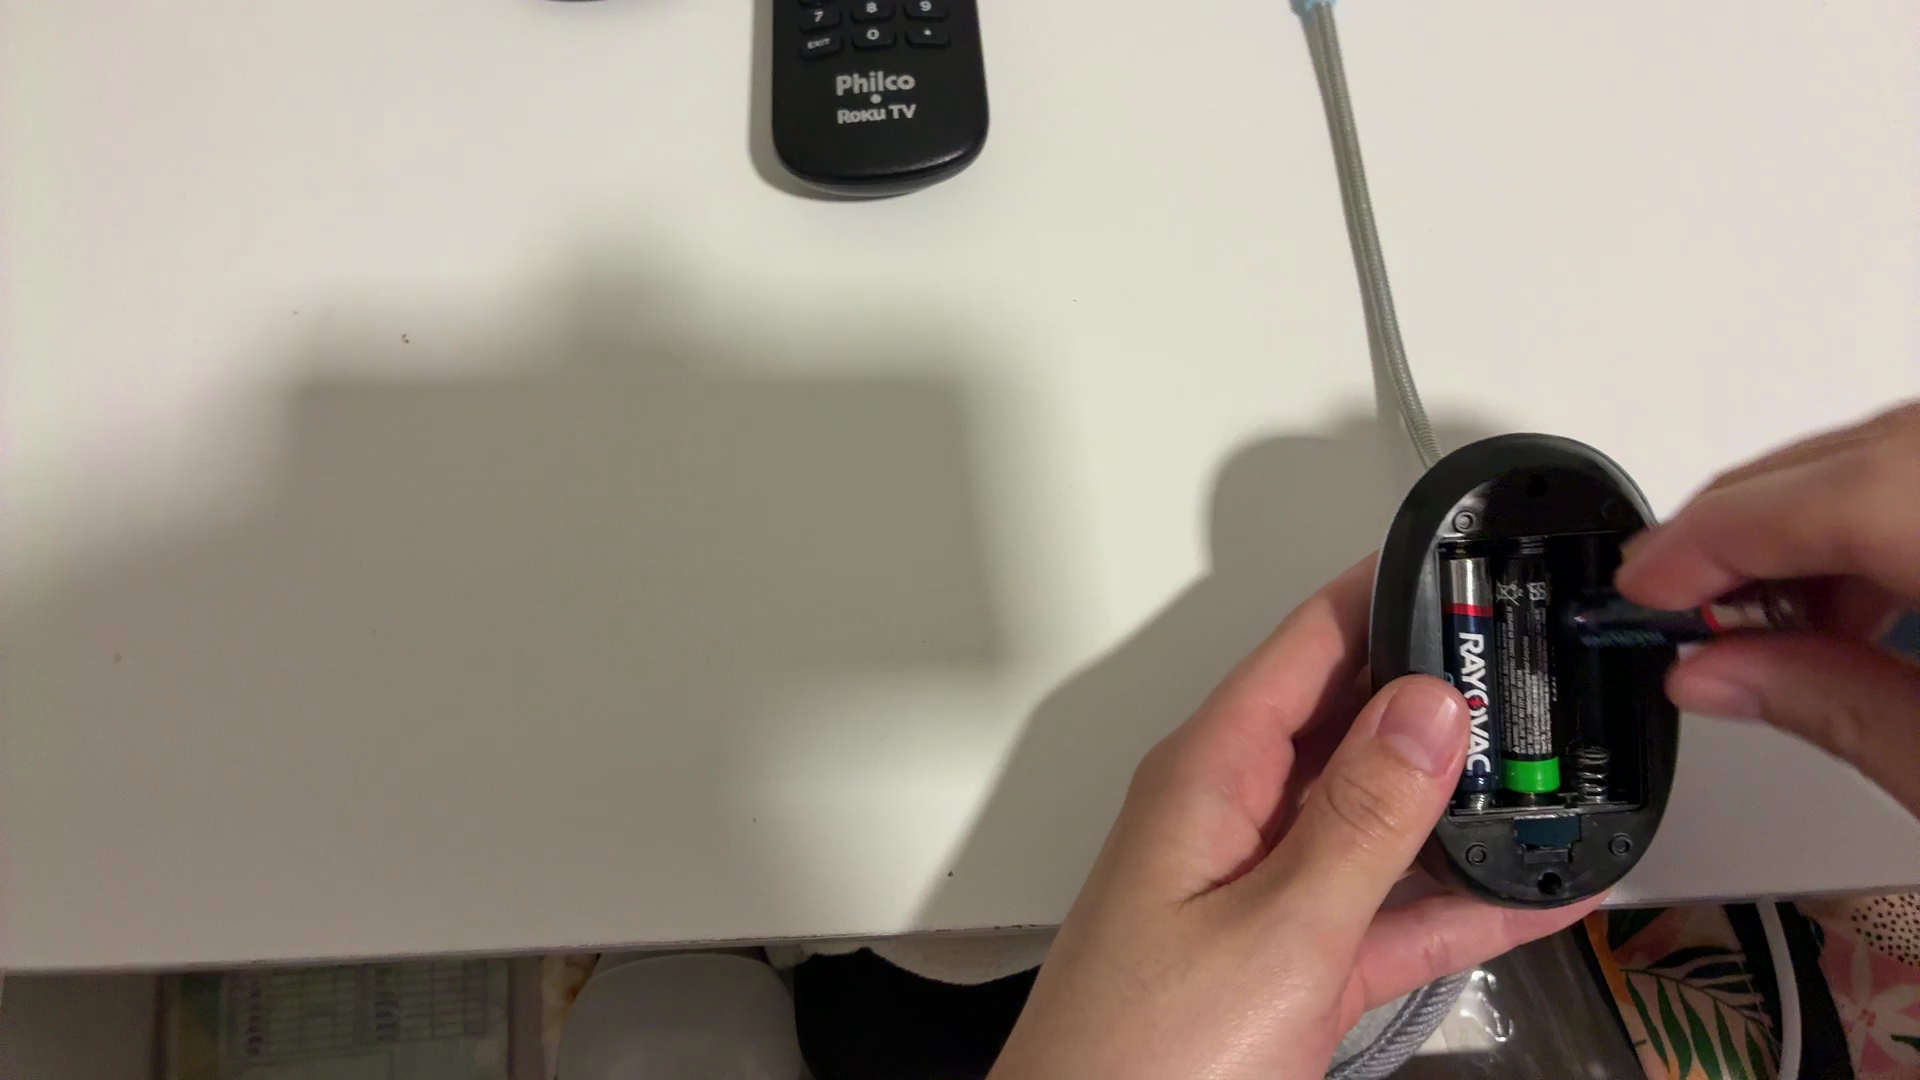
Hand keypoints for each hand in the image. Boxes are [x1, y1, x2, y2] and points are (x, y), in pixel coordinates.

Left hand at [989, 558, 1597, 1079]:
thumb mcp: (1273, 928)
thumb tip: (1421, 708)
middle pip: (1335, 719)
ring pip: (1366, 807)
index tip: (1444, 569)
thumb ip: (1355, 819)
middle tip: (1520, 663)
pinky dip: (1447, 893)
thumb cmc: (1151, 1048)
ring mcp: (1259, 877)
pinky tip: (1530, 885)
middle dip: (1421, 687)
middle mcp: (1227, 807)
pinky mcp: (1287, 948)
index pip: (1296, 653)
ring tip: (1544, 762)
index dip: (1366, 602)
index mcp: (1207, 773)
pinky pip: (1379, 900)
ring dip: (1446, 789)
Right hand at [1615, 400, 1919, 816]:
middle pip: (1870, 454)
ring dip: (1813, 522)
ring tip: (1776, 610)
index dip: (1704, 541)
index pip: (1844, 499)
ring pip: (1907, 449)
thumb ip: (1843, 718)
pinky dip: (1888, 521)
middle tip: (1678, 599)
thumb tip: (1707, 676)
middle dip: (1742, 524)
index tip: (1635, 591)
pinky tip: (1878, 598)